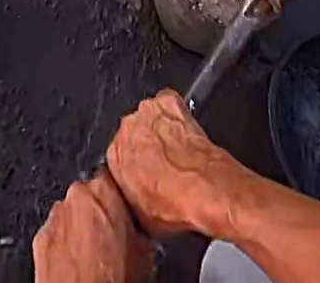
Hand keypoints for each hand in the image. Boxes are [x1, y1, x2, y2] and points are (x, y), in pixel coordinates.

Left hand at [32, 173, 152, 282]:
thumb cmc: (114, 279)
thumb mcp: (144, 251)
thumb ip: (137, 226)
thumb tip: (138, 229)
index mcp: (104, 190)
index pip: (111, 178)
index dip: (117, 195)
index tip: (122, 209)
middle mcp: (77, 194)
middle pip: (89, 196)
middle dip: (96, 212)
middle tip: (109, 238)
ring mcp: (56, 214)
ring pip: (70, 215)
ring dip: (78, 228)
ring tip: (91, 256)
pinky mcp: (40, 236)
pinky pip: (55, 234)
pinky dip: (62, 245)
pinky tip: (74, 264)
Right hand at [105, 89, 248, 237]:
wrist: (205, 189)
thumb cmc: (177, 204)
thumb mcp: (144, 218)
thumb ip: (131, 198)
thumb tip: (136, 202)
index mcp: (114, 155)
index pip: (119, 154)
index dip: (134, 164)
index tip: (145, 172)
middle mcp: (126, 128)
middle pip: (133, 132)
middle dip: (145, 144)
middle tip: (163, 162)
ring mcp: (147, 111)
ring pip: (149, 117)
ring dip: (159, 128)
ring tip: (177, 149)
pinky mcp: (168, 100)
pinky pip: (168, 104)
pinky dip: (175, 114)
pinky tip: (185, 133)